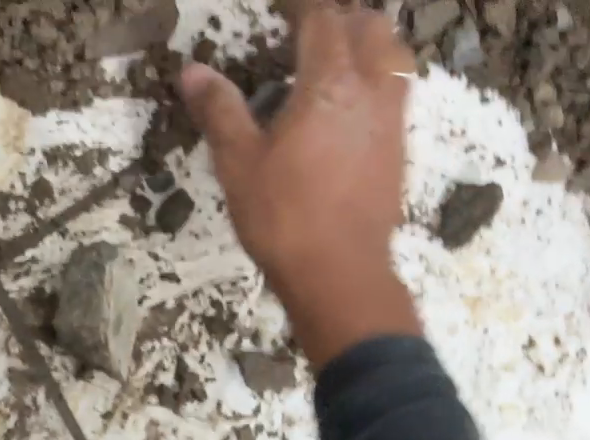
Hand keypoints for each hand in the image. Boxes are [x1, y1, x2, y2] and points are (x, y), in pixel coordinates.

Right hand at [181, 1, 423, 367]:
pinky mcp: (399, 139)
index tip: (285, 5)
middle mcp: (372, 85)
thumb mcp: (237, 163)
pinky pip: (397, 83)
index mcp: (329, 84)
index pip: (322, 22)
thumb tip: (191, 71)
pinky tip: (355, 94)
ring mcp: (393, 112)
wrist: (337, 264)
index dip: (304, 6)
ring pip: (392, 51)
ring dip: (366, 38)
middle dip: (340, 16)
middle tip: (309, 22)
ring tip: (339, 47)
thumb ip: (220, 111)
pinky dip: (377, 71)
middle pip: (368, 27)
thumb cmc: (279, 214)